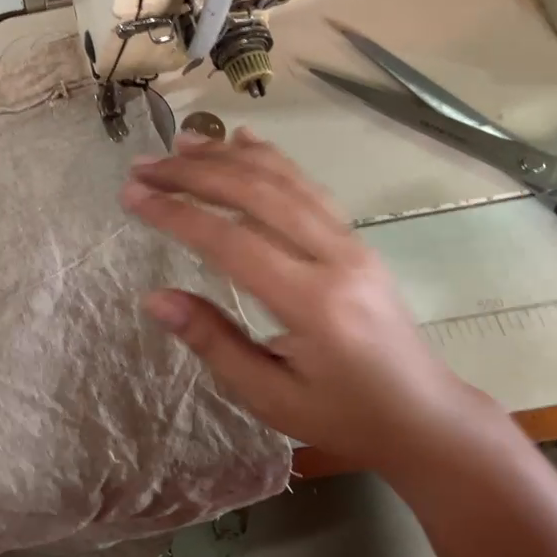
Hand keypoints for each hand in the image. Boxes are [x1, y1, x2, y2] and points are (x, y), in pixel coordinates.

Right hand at [119, 129, 487, 470]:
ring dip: (227, 156)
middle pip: (257, 194)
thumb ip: (213, 342)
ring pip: (284, 180)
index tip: (132, 196)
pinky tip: (241, 140)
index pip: (231, 241)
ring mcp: (351, 243)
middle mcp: (336, 258)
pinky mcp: (356, 240)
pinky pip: (308, 186)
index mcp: (313, 303)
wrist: (424, 417)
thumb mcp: (269, 396)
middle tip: (143, 166)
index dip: (176, 214)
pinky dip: (270, 159)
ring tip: (178, 142)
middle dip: (193, 173)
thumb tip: (154, 299)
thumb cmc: (342, 416)